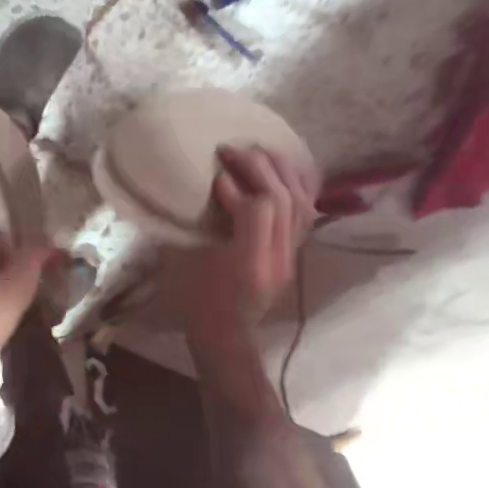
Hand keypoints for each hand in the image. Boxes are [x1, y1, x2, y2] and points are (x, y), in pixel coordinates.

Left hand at [0, 234, 55, 391]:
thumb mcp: (16, 285)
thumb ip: (32, 260)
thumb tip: (48, 244)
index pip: (1, 235)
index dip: (25, 238)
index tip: (49, 250)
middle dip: (23, 264)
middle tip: (50, 273)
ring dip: (15, 286)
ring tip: (41, 293)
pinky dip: (6, 304)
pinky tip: (21, 315)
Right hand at [165, 144, 316, 345]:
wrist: (224, 337)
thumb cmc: (194, 303)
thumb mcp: (182, 266)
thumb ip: (190, 228)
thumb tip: (189, 193)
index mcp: (248, 263)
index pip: (260, 209)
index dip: (239, 187)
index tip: (216, 177)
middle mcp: (279, 257)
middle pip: (285, 199)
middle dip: (260, 167)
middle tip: (233, 150)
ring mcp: (291, 256)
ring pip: (302, 201)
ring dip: (281, 170)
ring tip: (258, 152)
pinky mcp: (293, 254)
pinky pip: (306, 211)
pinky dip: (296, 185)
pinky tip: (280, 171)